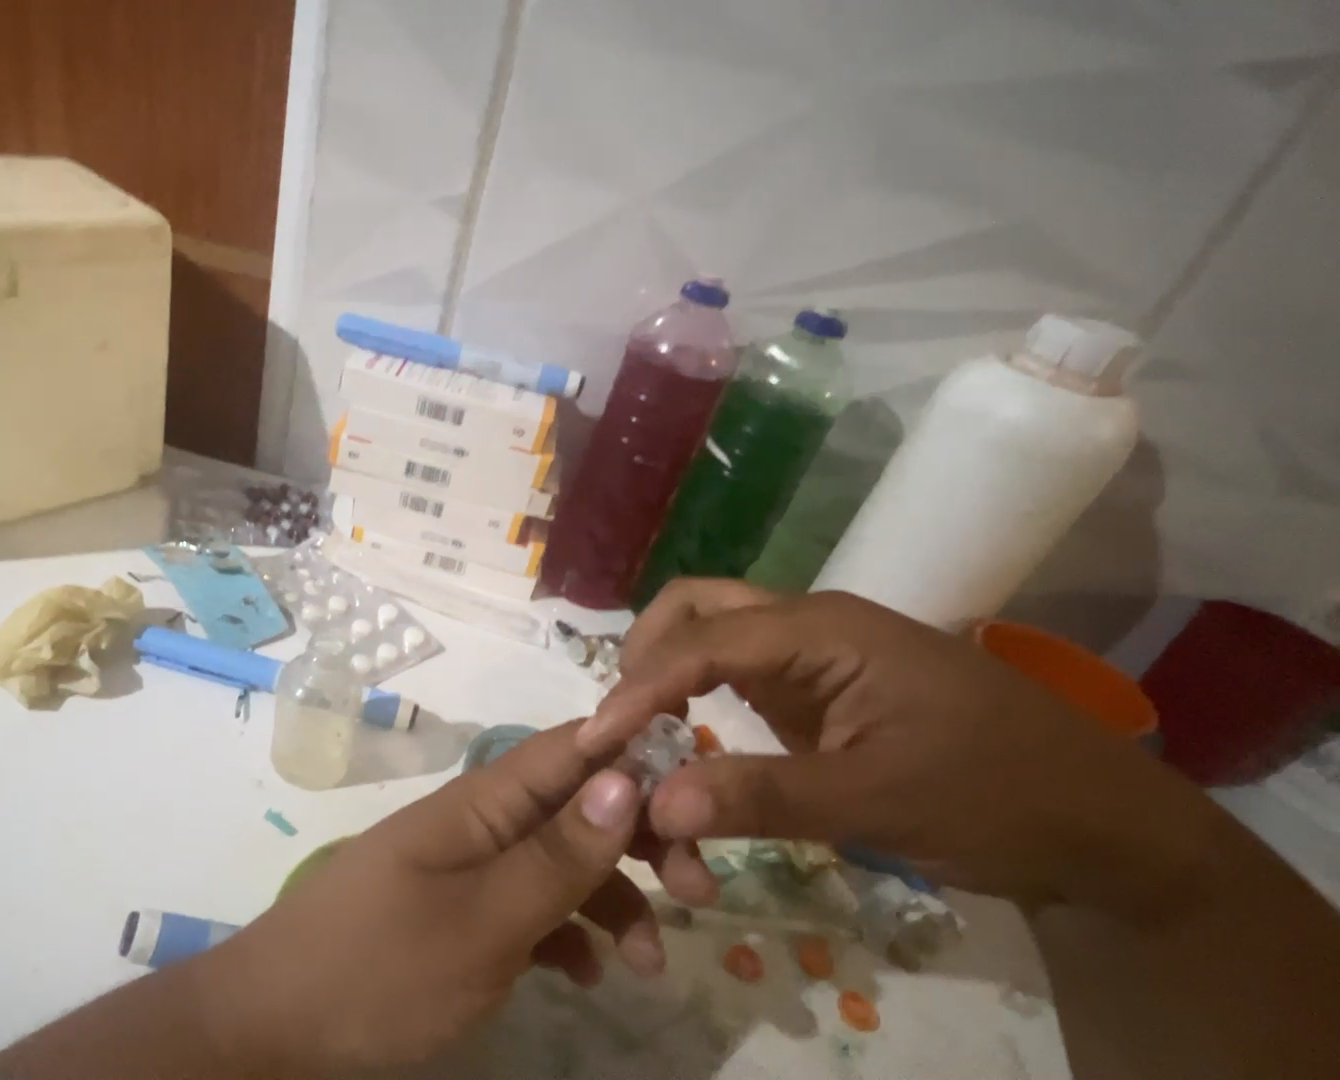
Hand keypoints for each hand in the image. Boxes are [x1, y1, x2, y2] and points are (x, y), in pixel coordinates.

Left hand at [195, 722, 664, 1072]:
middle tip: (697, 890)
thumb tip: (625, 775)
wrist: (276, 1027)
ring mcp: (467, 871)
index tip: (704, 786)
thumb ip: (556, 856)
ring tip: (649, 962)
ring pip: (559, 864)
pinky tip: (585, 975)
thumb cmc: (381, 967)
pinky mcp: (459, 917)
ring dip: (611, 899)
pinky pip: (530, 910)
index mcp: (481, 801)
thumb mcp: (483, 921)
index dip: (636, 752)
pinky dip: (567, 934)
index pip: (570, 747)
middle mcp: (479, 824)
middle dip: (640, 838)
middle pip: (575, 805)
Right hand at [584, 582, 1226, 918]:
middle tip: (616, 726)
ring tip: (637, 734)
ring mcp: (816, 652)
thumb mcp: (877, 800)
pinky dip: (696, 697)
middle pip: (696, 608)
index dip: (639, 688)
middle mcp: (810, 623)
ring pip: (712, 634)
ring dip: (665, 674)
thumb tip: (656, 807)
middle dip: (643, 657)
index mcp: (823, 629)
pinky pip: (738, 673)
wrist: (1106, 823)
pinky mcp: (822, 686)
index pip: (701, 642)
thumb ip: (760, 796)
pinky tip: (684, 737)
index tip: (596, 741)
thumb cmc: (999, 797)